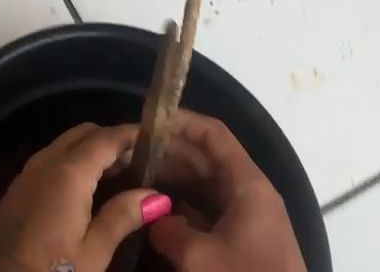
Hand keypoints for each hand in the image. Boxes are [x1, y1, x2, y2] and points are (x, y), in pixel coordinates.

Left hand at [0, 123, 174, 271]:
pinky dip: (74, 161)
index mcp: (68, 171)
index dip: (133, 134)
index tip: (158, 138)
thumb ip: (122, 217)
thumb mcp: (92, 254)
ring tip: (121, 173)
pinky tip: (89, 188)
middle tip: (142, 160)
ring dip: (92, 150)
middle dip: (113, 139)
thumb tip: (157, 196)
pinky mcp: (18, 188)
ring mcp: (28, 172)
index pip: (107, 137)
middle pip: (85, 133)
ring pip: (66, 144)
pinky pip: (52, 159)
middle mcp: (46, 160)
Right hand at [148, 111, 304, 271]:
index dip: (180, 121)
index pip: (213, 134)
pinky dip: (183, 208)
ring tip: (135, 178)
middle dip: (169, 152)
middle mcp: (249, 194)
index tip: (146, 121)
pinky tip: (155, 213)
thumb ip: (168, 228)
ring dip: (173, 181)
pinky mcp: (243, 245)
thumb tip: (153, 216)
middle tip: (130, 153)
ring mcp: (247, 220)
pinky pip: (208, 213)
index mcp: (248, 184)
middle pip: (207, 158)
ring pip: (205, 186)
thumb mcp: (198, 258)